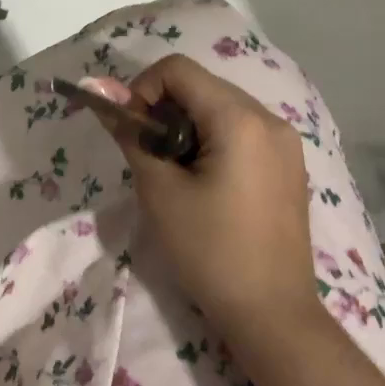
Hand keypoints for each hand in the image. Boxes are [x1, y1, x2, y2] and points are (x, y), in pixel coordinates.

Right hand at [83, 56, 319, 337]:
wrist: (272, 315)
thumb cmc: (210, 250)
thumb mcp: (158, 189)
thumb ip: (130, 132)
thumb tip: (96, 90)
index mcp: (240, 119)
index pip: (177, 70)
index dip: (142, 90)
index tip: (132, 131)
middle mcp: (270, 120)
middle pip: (200, 85)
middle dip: (164, 109)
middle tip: (147, 155)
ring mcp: (286, 144)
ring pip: (219, 107)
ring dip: (186, 125)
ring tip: (175, 173)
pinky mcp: (289, 166)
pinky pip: (241, 130)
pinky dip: (212, 140)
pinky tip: (204, 183)